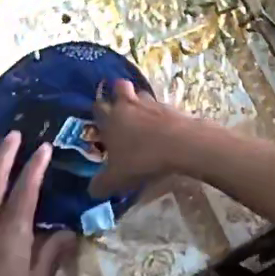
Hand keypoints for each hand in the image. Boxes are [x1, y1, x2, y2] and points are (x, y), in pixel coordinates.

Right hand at [89, 80, 197, 196]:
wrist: (181, 144)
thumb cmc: (142, 159)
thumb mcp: (115, 179)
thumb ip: (100, 184)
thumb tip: (93, 188)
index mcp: (110, 118)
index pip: (97, 106)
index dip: (97, 112)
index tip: (100, 122)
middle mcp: (129, 105)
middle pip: (120, 87)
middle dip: (118, 93)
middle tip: (120, 110)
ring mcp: (152, 102)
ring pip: (141, 93)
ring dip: (139, 102)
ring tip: (141, 118)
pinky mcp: (171, 105)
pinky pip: (160, 105)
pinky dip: (158, 113)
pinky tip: (160, 126)